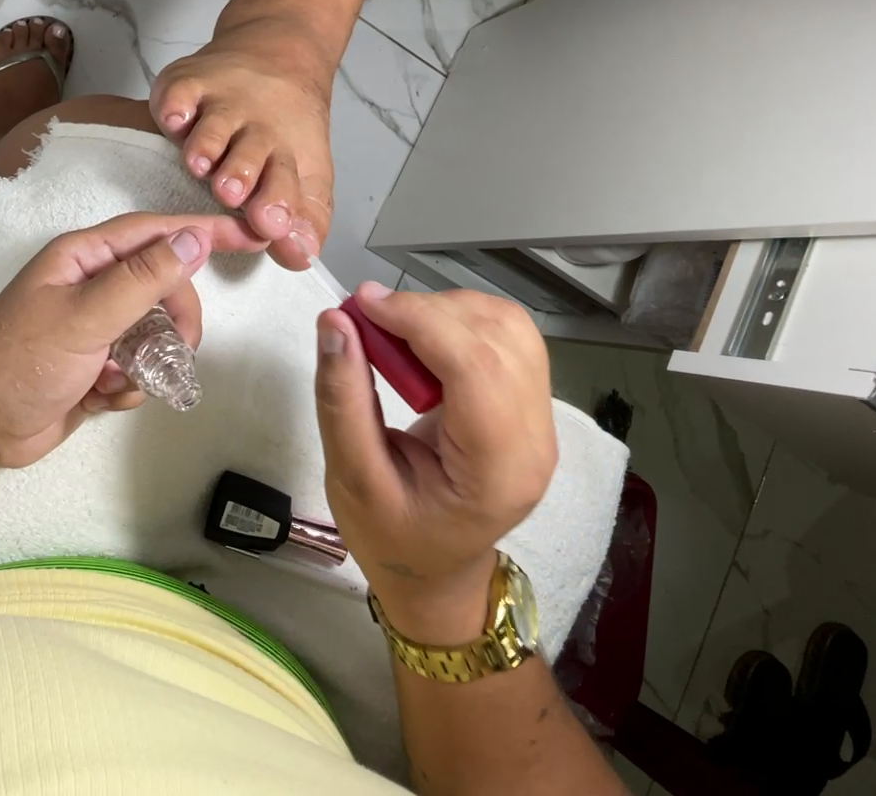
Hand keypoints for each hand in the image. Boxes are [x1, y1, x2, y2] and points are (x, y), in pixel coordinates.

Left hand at [0, 212, 267, 475]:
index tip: (254, 236)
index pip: (157, 233)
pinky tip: (101, 397)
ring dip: (149, 361)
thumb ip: (143, 279)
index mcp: (85, 257)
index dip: (205, 233)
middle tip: (177, 350)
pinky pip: (140, 366)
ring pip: (156, 332)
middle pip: (165, 287)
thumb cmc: (20, 363)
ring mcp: (97, 326)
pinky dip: (130, 385)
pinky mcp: (98, 364)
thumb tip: (195, 240)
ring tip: (117, 381)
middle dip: (176, 321)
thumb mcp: (84, 317)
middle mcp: (94, 285)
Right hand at [150, 14, 338, 271]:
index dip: (279, 205)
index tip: (272, 225)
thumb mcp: (306, 177)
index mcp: (285, 160)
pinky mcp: (189, 85)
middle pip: (250, 155)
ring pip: (215, 127)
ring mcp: (222, 107)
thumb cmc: (283, 132)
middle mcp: (255, 132)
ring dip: (207, 145)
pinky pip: (179, 92)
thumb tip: (300, 256)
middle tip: (230, 192)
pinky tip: (174, 119)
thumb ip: (303, 222)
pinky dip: (174, 105)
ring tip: (200, 164)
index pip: (286, 184)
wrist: (277, 55)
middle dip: (240, 173)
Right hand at [314, 282, 558, 643]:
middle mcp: (534, 438)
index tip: (361, 304)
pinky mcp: (529, 405)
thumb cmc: (391, 538)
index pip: (476, 367)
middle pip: (498, 337)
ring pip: (508, 327)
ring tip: (392, 330)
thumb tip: (335, 322)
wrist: (435, 571)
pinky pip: (506, 339)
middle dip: (427, 311)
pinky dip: (459, 322)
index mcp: (496, 470)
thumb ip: (342, 400)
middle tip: (366, 319)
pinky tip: (421, 340)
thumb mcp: (350, 478)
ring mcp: (539, 421)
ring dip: (445, 311)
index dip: (420, 319)